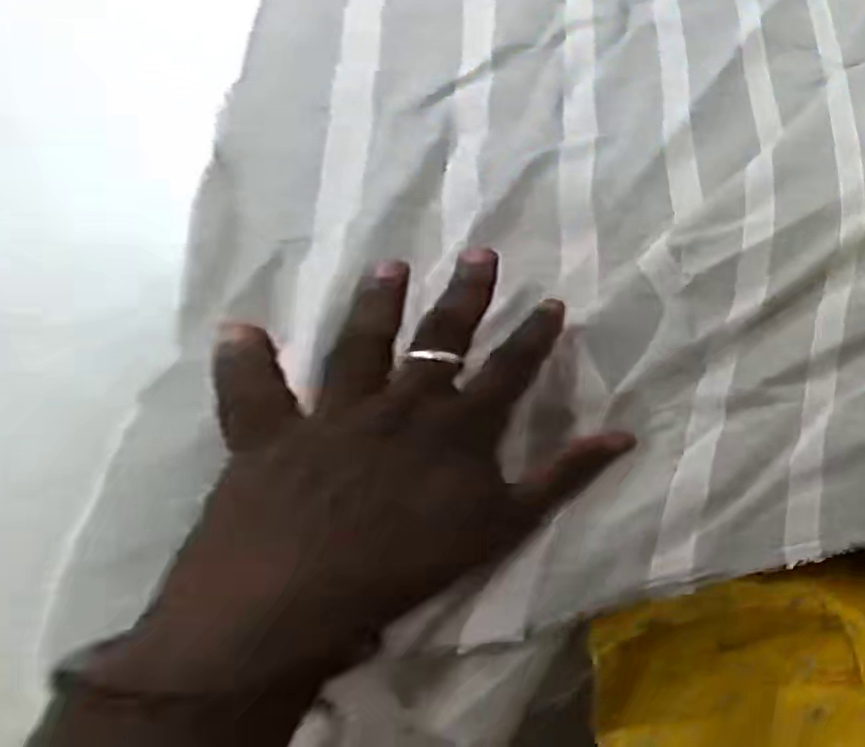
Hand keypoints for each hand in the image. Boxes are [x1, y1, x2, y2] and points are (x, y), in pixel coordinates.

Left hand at [91, 250, 634, 695]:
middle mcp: (402, 407)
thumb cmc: (408, 564)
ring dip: (374, 306)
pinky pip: (253, 396)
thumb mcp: (506, 522)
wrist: (284, 611)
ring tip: (389, 265)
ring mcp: (333, 418)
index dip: (534, 333)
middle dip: (465, 295)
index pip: (510, 367)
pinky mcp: (268, 441)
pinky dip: (244, 363)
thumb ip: (566, 474)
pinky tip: (238, 328)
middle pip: (441, 339)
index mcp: (458, 426)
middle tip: (479, 253)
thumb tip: (626, 436)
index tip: (550, 300)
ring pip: (358, 349)